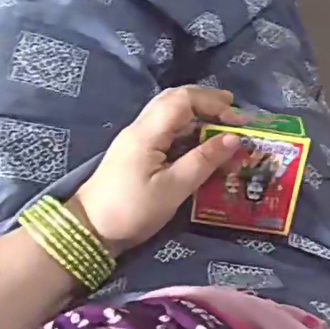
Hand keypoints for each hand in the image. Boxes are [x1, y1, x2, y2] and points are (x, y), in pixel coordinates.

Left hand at [71, 87, 246, 254]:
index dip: (213, 104)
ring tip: (222, 124)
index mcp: (147, 132)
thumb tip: (233, 138)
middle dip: (206, 101)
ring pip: (169, 112)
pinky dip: (187, 128)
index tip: (238, 119)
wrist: (91, 229)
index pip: (183, 100)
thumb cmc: (133, 210)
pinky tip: (200, 141)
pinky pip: (165, 129)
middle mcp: (140, 128)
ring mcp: (136, 139)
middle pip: (174, 99)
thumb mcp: (173, 189)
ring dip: (197, 113)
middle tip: (234, 111)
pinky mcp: (136, 152)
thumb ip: (203, 161)